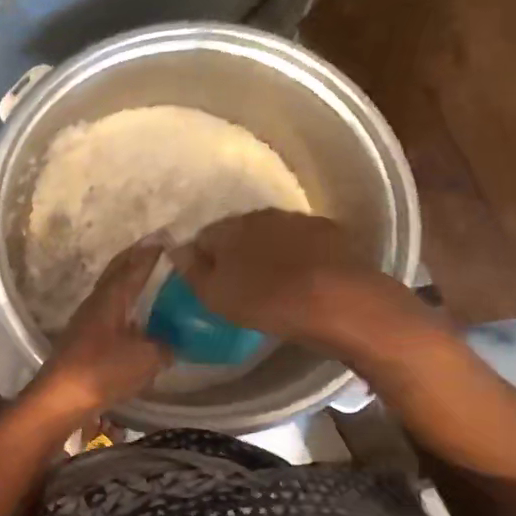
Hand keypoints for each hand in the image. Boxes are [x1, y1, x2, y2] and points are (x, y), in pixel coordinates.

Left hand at [30, 241, 171, 417]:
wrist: (60, 398)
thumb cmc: (103, 371)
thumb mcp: (147, 358)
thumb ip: (165, 345)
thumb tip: (172, 341)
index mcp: (112, 297)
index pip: (134, 265)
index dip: (151, 252)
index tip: (167, 236)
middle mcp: (97, 301)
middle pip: (117, 271)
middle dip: (136, 258)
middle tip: (158, 250)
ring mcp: (87, 319)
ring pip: (112, 290)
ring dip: (129, 280)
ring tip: (151, 280)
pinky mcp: (83, 338)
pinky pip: (110, 310)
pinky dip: (125, 304)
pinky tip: (135, 315)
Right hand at [175, 209, 386, 343]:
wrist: (338, 300)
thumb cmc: (266, 300)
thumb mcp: (215, 296)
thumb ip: (192, 271)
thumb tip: (177, 248)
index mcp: (228, 228)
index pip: (203, 237)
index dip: (203, 259)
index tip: (209, 282)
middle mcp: (261, 215)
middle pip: (239, 232)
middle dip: (237, 252)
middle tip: (240, 283)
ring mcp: (299, 220)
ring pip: (273, 234)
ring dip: (269, 252)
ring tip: (274, 281)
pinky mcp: (331, 232)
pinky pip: (305, 243)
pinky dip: (300, 255)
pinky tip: (306, 278)